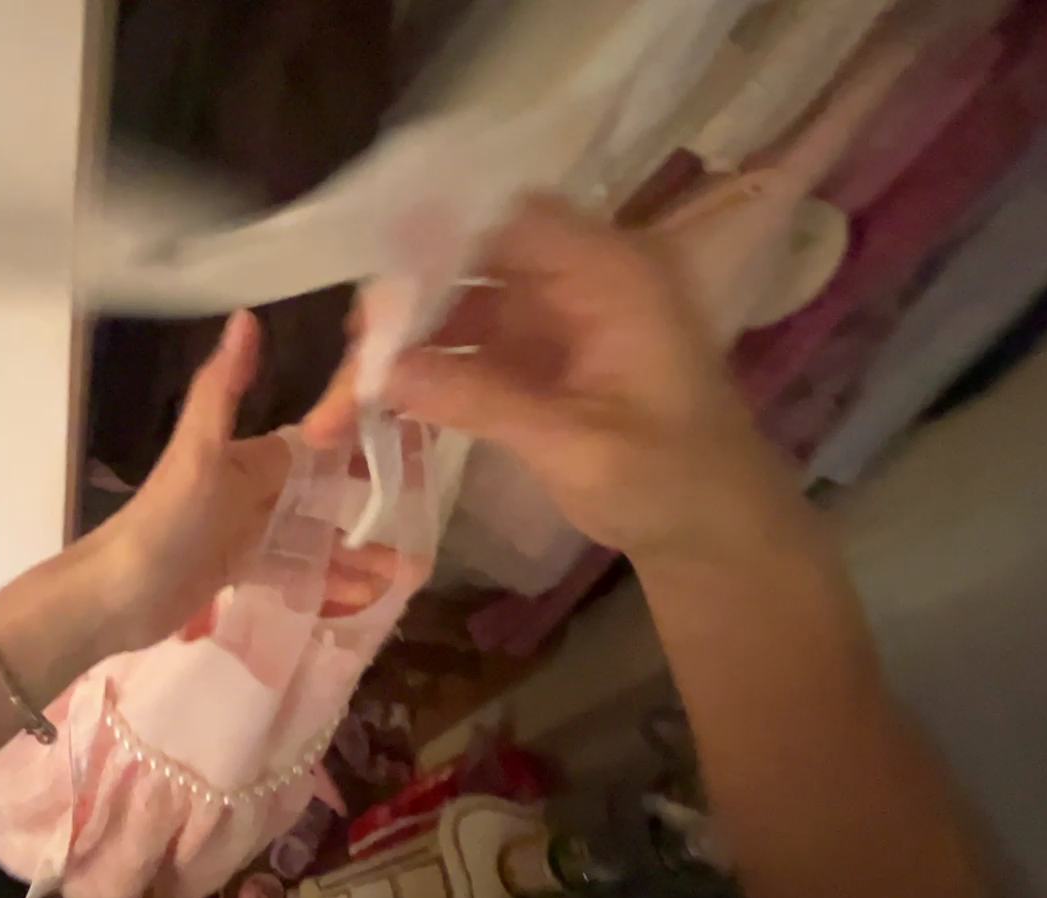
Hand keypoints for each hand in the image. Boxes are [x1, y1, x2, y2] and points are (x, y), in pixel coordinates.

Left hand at [78, 311, 400, 652]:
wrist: (114, 597)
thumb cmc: (163, 523)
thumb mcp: (196, 455)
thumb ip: (223, 392)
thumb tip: (247, 315)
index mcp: (249, 460)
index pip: (316, 444)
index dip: (360, 444)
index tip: (415, 451)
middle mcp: (253, 491)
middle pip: (323, 495)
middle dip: (369, 508)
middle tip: (420, 527)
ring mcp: (247, 535)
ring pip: (314, 539)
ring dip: (356, 554)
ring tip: (405, 575)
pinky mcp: (240, 572)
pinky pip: (294, 575)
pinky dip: (326, 586)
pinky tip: (365, 602)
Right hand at [304, 195, 807, 564]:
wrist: (706, 527)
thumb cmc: (670, 481)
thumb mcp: (577, 445)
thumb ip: (482, 402)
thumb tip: (383, 373)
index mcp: (611, 274)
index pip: (509, 220)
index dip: (434, 234)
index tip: (369, 278)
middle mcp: (573, 281)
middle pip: (464, 264)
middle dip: (400, 307)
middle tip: (349, 358)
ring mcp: (543, 320)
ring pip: (449, 310)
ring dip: (396, 349)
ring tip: (340, 401)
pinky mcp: (523, 358)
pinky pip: (454, 349)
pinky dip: (414, 375)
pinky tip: (372, 407)